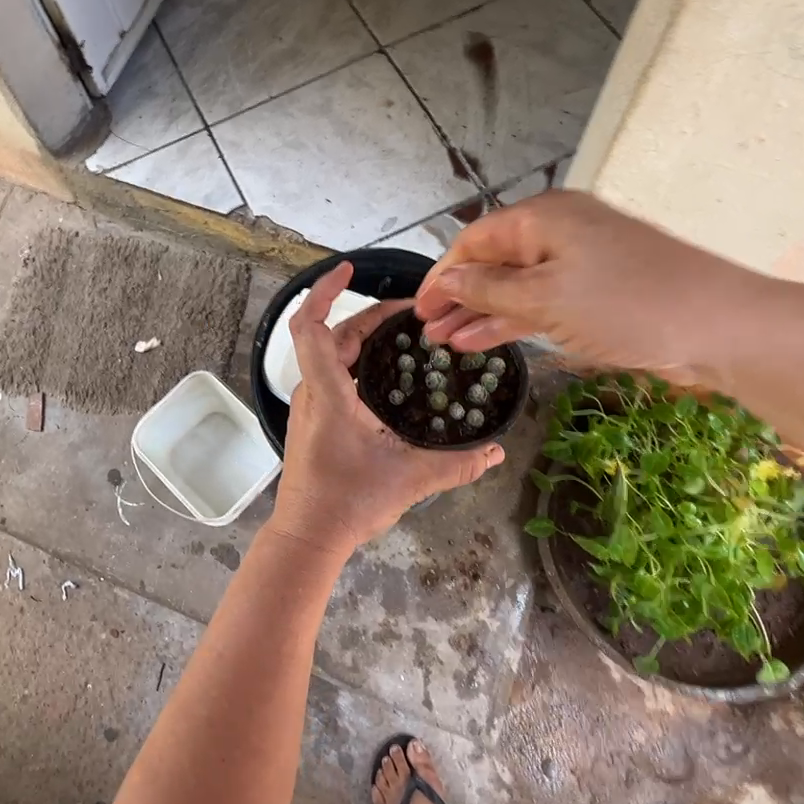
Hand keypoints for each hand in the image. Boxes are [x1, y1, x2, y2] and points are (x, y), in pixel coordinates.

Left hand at [269, 263, 505, 555]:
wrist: (308, 535)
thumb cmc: (347, 503)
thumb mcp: (408, 479)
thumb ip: (456, 464)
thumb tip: (495, 452)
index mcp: (327, 393)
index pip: (310, 327)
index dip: (324, 291)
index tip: (347, 269)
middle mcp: (314, 392)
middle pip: (332, 334)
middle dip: (368, 315)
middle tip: (411, 311)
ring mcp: (312, 405)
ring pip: (332, 354)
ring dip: (362, 336)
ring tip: (405, 333)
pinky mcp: (316, 419)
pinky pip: (334, 373)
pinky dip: (357, 359)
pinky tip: (388, 370)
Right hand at [413, 191, 770, 385]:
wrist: (721, 326)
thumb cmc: (627, 304)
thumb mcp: (545, 299)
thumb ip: (488, 290)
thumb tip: (447, 282)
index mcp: (543, 217)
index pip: (474, 241)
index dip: (441, 276)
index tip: (417, 310)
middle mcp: (557, 231)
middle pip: (492, 263)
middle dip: (457, 297)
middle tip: (427, 331)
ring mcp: (579, 262)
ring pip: (515, 285)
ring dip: (480, 313)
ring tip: (447, 342)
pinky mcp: (596, 291)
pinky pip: (540, 301)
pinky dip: (512, 320)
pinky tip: (484, 340)